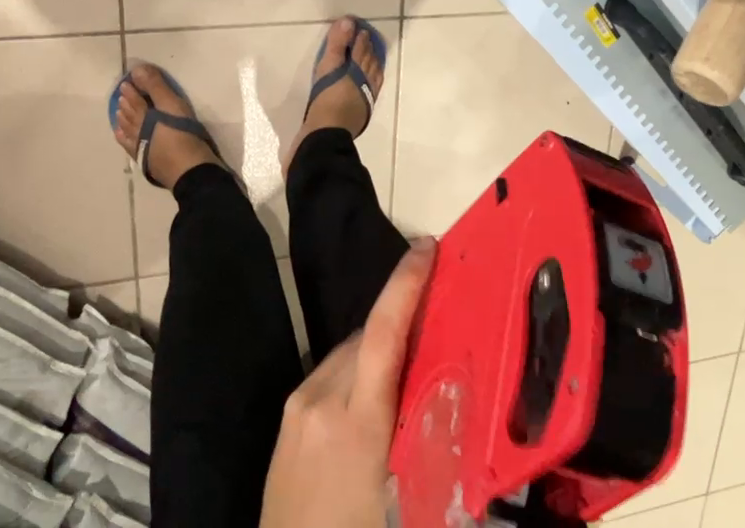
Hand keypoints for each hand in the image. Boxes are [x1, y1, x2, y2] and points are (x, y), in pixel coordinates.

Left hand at [259, 239, 436, 527]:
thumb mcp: (405, 496)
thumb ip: (427, 438)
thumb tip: (458, 400)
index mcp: (356, 421)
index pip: (384, 333)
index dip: (405, 285)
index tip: (425, 247)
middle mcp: (320, 400)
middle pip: (367, 337)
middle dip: (402, 322)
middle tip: (441, 320)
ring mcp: (297, 408)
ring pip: (348, 354)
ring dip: (379, 350)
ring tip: (413, 367)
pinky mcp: (286, 419)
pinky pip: (329, 375)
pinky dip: (356, 371)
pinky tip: (374, 399)